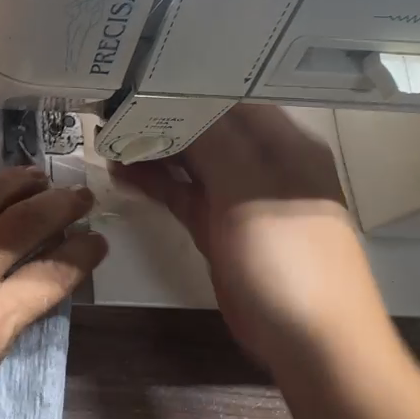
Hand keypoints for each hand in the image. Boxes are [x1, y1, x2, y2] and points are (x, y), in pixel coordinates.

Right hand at [112, 104, 389, 367]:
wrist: (311, 342)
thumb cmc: (289, 257)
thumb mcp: (251, 189)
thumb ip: (213, 142)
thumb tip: (172, 100)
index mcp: (284, 144)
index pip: (229, 98)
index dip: (184, 86)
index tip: (137, 75)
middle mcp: (262, 164)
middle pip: (206, 128)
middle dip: (161, 116)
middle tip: (111, 105)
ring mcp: (239, 199)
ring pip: (191, 162)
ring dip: (153, 149)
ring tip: (107, 135)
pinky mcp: (219, 229)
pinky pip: (183, 195)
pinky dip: (155, 183)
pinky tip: (122, 171)